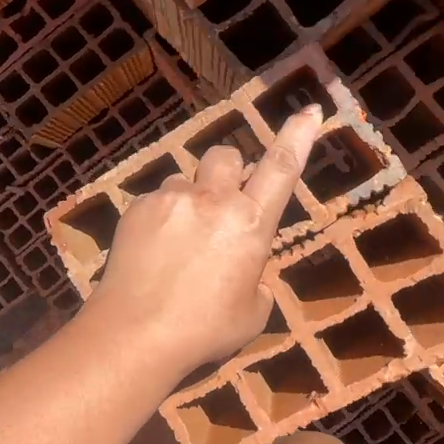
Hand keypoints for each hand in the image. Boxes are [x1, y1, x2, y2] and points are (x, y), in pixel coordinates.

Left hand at [82, 104, 323, 374]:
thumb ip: (256, 278)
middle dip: (228, 170)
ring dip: (189, 199)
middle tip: (221, 200)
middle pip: (226, 155)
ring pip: (185, 179)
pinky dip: (159, 218)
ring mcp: (171, 199)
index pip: (281, 168)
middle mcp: (212, 200)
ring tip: (177, 239)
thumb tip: (247, 269)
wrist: (135, 333)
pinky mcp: (137, 206)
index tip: (309, 110)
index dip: (297, 136)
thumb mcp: (252, 313)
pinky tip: (150, 251)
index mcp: (250, 223)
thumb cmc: (203, 330)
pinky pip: (155, 200)